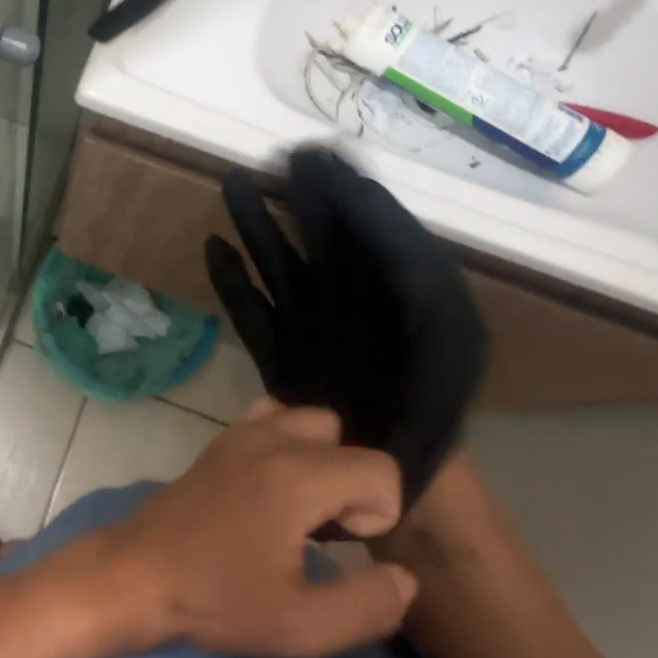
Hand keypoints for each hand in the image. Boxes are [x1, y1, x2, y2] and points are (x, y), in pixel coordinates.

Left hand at [49, 398, 416, 657]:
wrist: (139, 575)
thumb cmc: (217, 601)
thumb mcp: (302, 627)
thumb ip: (368, 605)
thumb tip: (404, 577)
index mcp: (297, 477)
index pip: (380, 469)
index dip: (378, 515)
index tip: (343, 548)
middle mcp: (272, 439)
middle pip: (347, 438)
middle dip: (352, 485)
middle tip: (321, 533)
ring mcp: (240, 432)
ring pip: (308, 419)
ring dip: (320, 458)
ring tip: (299, 508)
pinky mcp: (219, 440)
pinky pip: (270, 416)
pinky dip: (286, 440)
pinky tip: (271, 486)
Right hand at [205, 146, 484, 511]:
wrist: (391, 499)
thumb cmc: (424, 439)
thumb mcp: (443, 358)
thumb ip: (422, 298)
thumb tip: (394, 247)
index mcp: (408, 306)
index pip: (380, 237)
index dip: (353, 199)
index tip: (328, 162)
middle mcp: (362, 311)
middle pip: (331, 245)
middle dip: (308, 201)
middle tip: (286, 159)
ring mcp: (320, 333)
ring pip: (288, 270)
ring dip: (261, 230)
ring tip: (236, 184)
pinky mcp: (289, 356)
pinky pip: (257, 311)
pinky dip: (235, 283)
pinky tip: (215, 249)